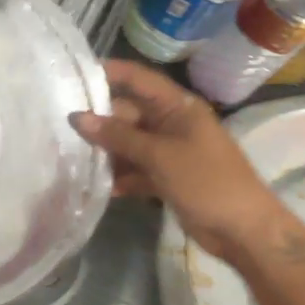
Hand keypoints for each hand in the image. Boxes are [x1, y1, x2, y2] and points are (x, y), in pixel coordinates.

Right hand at [71, 59, 291, 265]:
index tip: (74, 74)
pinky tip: (93, 185)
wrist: (245, 231)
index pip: (139, 79)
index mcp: (178, 107)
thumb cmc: (207, 182)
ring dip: (105, 150)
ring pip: (128, 143)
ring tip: (70, 155)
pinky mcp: (166, 177)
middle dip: (98, 120)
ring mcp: (169, 151)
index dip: (110, 72)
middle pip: (128, 113)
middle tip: (60, 125)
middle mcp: (172, 124)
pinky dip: (118, 175)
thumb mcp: (159, 155)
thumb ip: (117, 136)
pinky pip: (135, 169)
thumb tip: (76, 117)